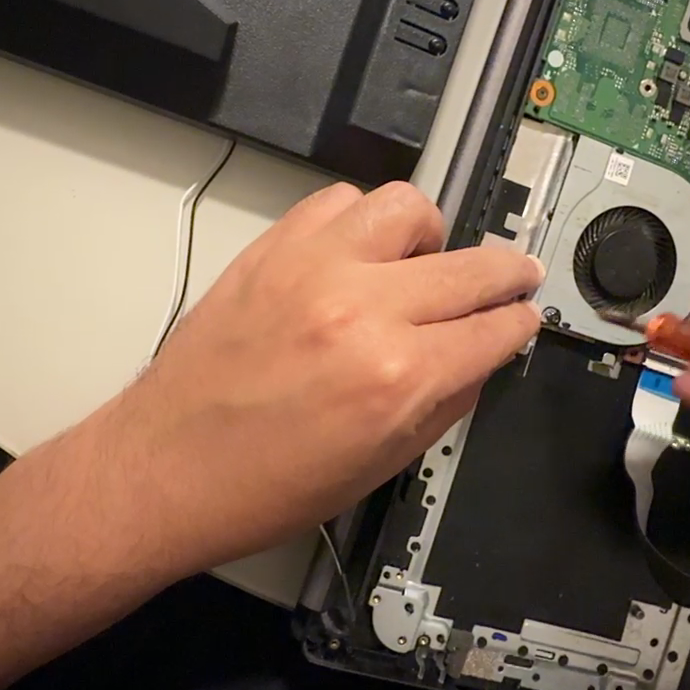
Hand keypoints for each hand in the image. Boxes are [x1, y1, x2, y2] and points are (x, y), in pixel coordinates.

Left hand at [61, 182, 542, 578]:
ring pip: (408, 208)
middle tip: (515, 276)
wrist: (165, 467)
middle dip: (508, 273)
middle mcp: (362, 310)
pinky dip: (363, 222)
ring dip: (433, 235)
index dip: (520, 323)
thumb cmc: (267, 486)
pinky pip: (339, 203)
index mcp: (397, 378)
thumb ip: (446, 402)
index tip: (525, 316)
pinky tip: (360, 252)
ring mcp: (313, 268)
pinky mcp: (272, 249)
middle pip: (470, 267)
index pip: (493, 331)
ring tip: (424, 262)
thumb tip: (482, 354)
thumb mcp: (380, 466)